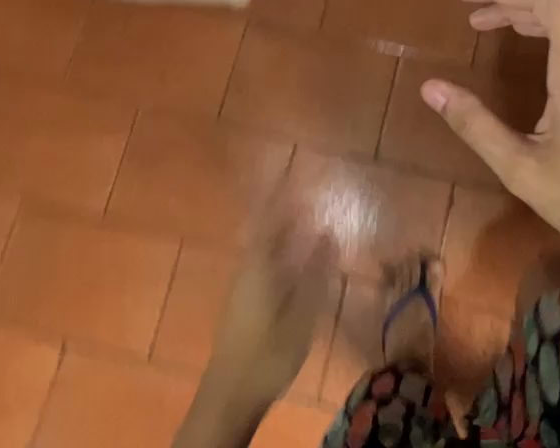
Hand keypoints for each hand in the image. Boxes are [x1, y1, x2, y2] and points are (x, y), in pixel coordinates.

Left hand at [198, 203, 338, 407]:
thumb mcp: (302, 312)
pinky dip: (281, 247)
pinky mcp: (245, 301)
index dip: (282, 190)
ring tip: (308, 214)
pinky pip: (266, 259)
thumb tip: (329, 231)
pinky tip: (297, 256)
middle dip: (285, 205)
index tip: (293, 165)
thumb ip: (316, 270)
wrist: (230, 394)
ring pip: (266, 245)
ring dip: (284, 227)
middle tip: (307, 186)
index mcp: (260, 264)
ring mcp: (243, 285)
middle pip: (266, 227)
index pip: (272, 216)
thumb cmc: (269, 351)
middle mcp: (248, 267)